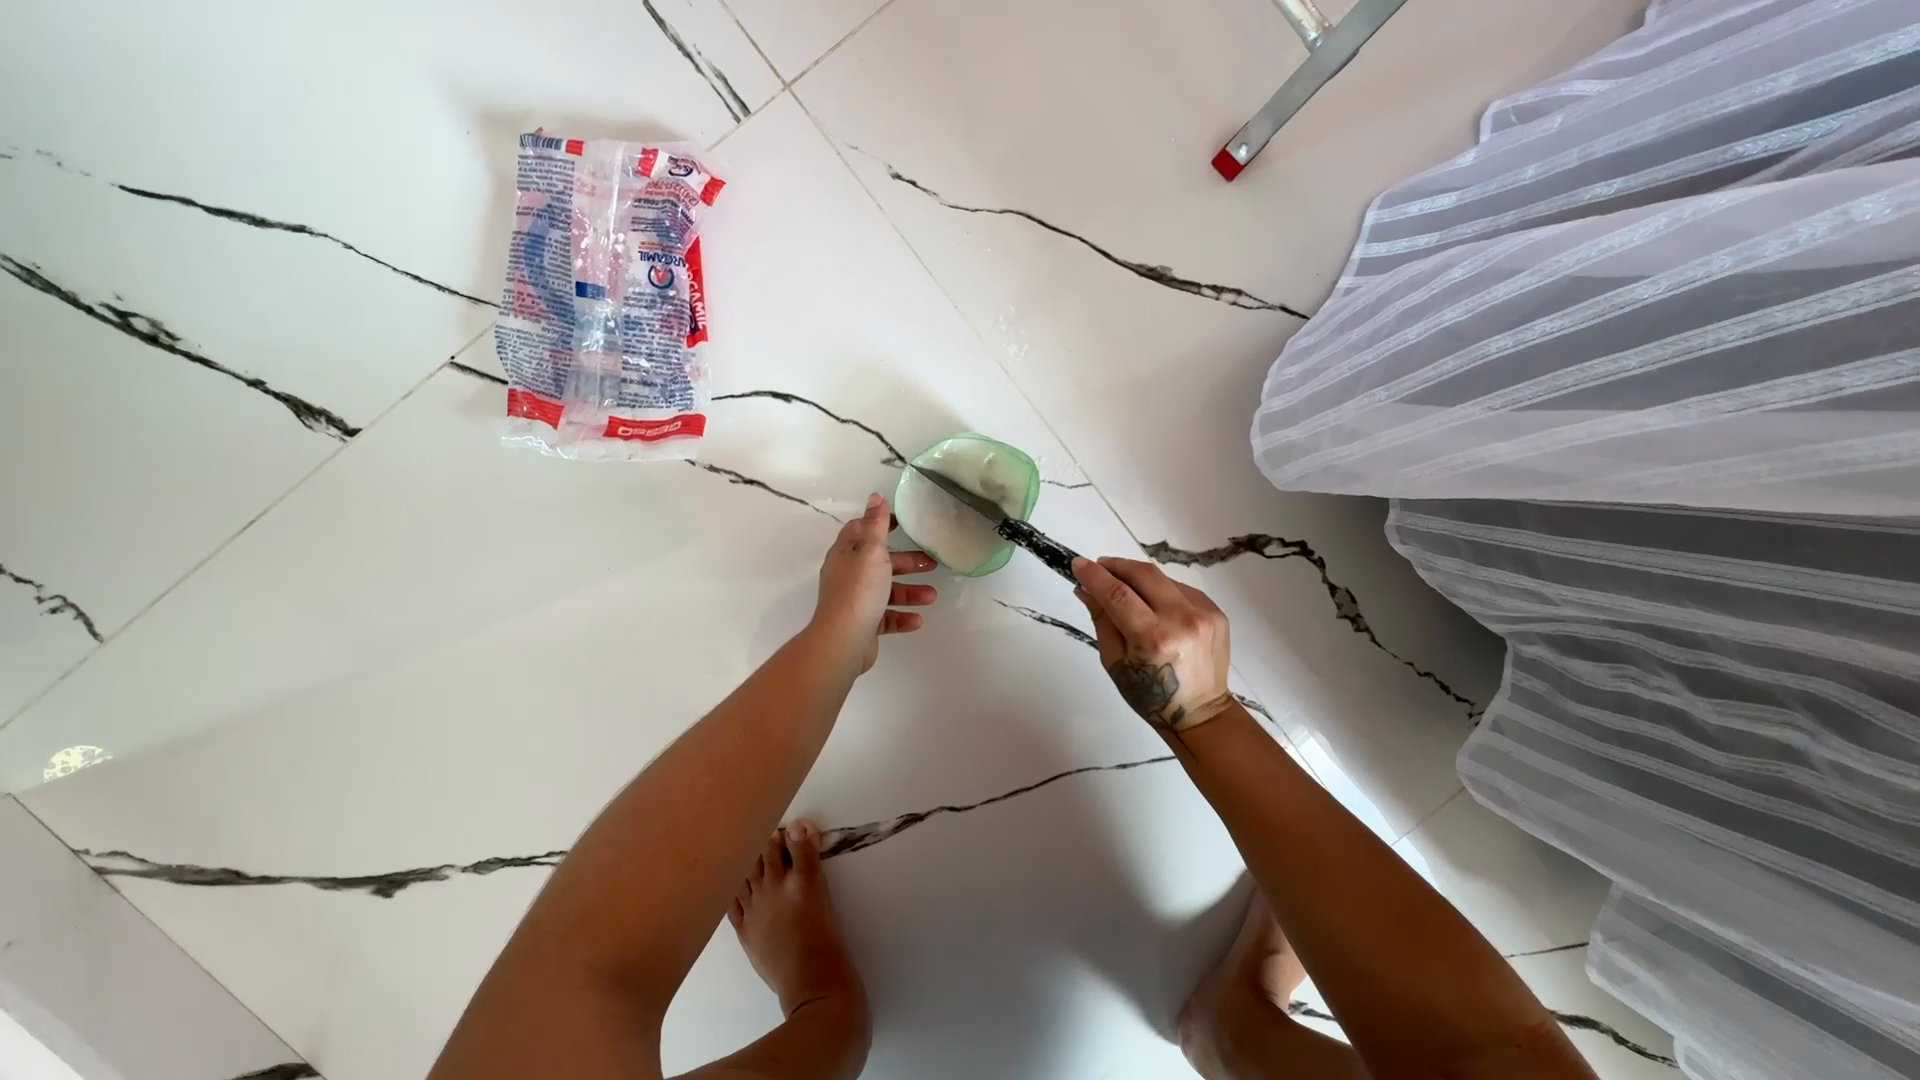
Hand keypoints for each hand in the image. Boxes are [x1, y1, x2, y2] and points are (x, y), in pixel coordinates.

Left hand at [811, 493, 937, 673]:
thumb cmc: (859, 590)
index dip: (881, 524)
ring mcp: (854, 601)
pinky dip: (902, 616)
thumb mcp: (871, 551)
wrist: (844, 640)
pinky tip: (917, 620)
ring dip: (909, 592)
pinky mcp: (863, 624)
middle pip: (880, 563)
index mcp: (846, 554)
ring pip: (886, 591)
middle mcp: (848, 575)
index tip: (903, 524)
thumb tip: (875, 496)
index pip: (861, 531)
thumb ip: (876, 524)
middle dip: (906, 563)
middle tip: (930, 563)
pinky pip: (886, 617)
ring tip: (931, 596)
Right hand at [1073, 556, 1233, 733]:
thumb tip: (1086, 589)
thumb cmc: (1150, 695)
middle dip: (1117, 566)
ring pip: (1163, 579)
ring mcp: (1204, 613)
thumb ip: (1102, 620)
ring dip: (1138, 577)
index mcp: (1153, 639)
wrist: (1200, 711)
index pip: (1118, 595)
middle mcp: (1182, 620)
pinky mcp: (1216, 611)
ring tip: (1123, 586)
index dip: (1095, 577)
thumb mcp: (1115, 662)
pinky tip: (1153, 604)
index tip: (1079, 564)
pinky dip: (1161, 591)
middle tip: (1099, 566)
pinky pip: (1181, 590)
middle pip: (1144, 575)